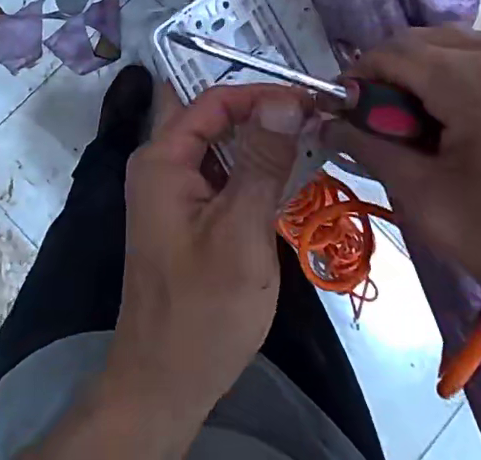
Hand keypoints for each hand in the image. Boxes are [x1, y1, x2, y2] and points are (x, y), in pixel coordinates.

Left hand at [105, 81, 309, 423]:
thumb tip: (287, 99)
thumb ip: (263, 160)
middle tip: (318, 111)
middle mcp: (164, 166)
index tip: (312, 101)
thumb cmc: (202, 310)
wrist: (166, 387)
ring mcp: (178, 191)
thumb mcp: (240, 230)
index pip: (216, 99)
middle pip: (218, 116)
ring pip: (225, 142)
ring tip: (315, 132)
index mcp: (162, 161)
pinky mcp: (194, 213)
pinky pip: (228, 170)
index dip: (264, 92)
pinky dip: (260, 164)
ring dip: (266, 135)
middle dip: (266, 108)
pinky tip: (294, 169)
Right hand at [326, 27, 480, 340]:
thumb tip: (339, 120)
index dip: (361, 81)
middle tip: (409, 141)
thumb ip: (377, 152)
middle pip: (433, 43)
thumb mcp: (440, 210)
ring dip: (448, 82)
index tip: (354, 118)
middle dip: (405, 83)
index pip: (393, 51)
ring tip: (463, 142)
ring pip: (473, 48)